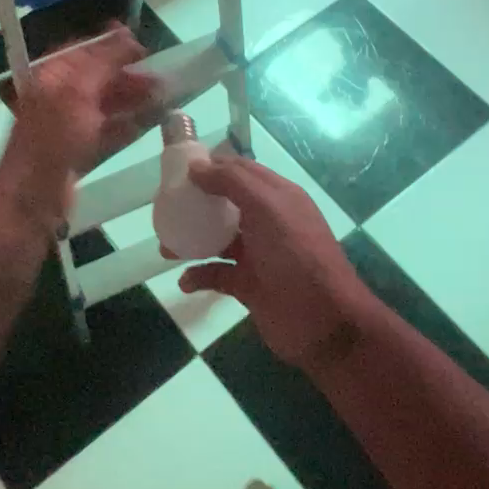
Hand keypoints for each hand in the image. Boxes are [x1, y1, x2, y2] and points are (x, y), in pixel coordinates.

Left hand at [0, 28, 159, 219]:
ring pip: (103, 105)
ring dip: (132, 100)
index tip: (144, 47)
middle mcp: (57, 97)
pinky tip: (149, 123)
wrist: (32, 198)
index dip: (111, 46)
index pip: (82, 50)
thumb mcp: (78, 93)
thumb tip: (124, 32)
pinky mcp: (77, 153)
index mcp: (51, 77)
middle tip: (161, 78)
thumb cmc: (52, 140)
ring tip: (163, 98)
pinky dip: (126, 125)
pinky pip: (105, 132)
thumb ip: (103, 61)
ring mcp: (66, 127)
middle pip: (96, 78)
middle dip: (128, 75)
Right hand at [177, 155, 367, 366]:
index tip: (177, 169)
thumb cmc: (296, 256)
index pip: (240, 170)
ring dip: (190, 241)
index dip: (211, 166)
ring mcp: (258, 255)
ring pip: (216, 240)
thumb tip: (196, 166)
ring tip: (165, 247)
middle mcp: (267, 222)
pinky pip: (217, 275)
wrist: (323, 323)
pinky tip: (185, 280)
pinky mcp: (248, 285)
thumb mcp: (267, 207)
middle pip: (224, 204)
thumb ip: (232, 181)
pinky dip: (198, 275)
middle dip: (194, 204)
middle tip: (165, 207)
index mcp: (277, 197)